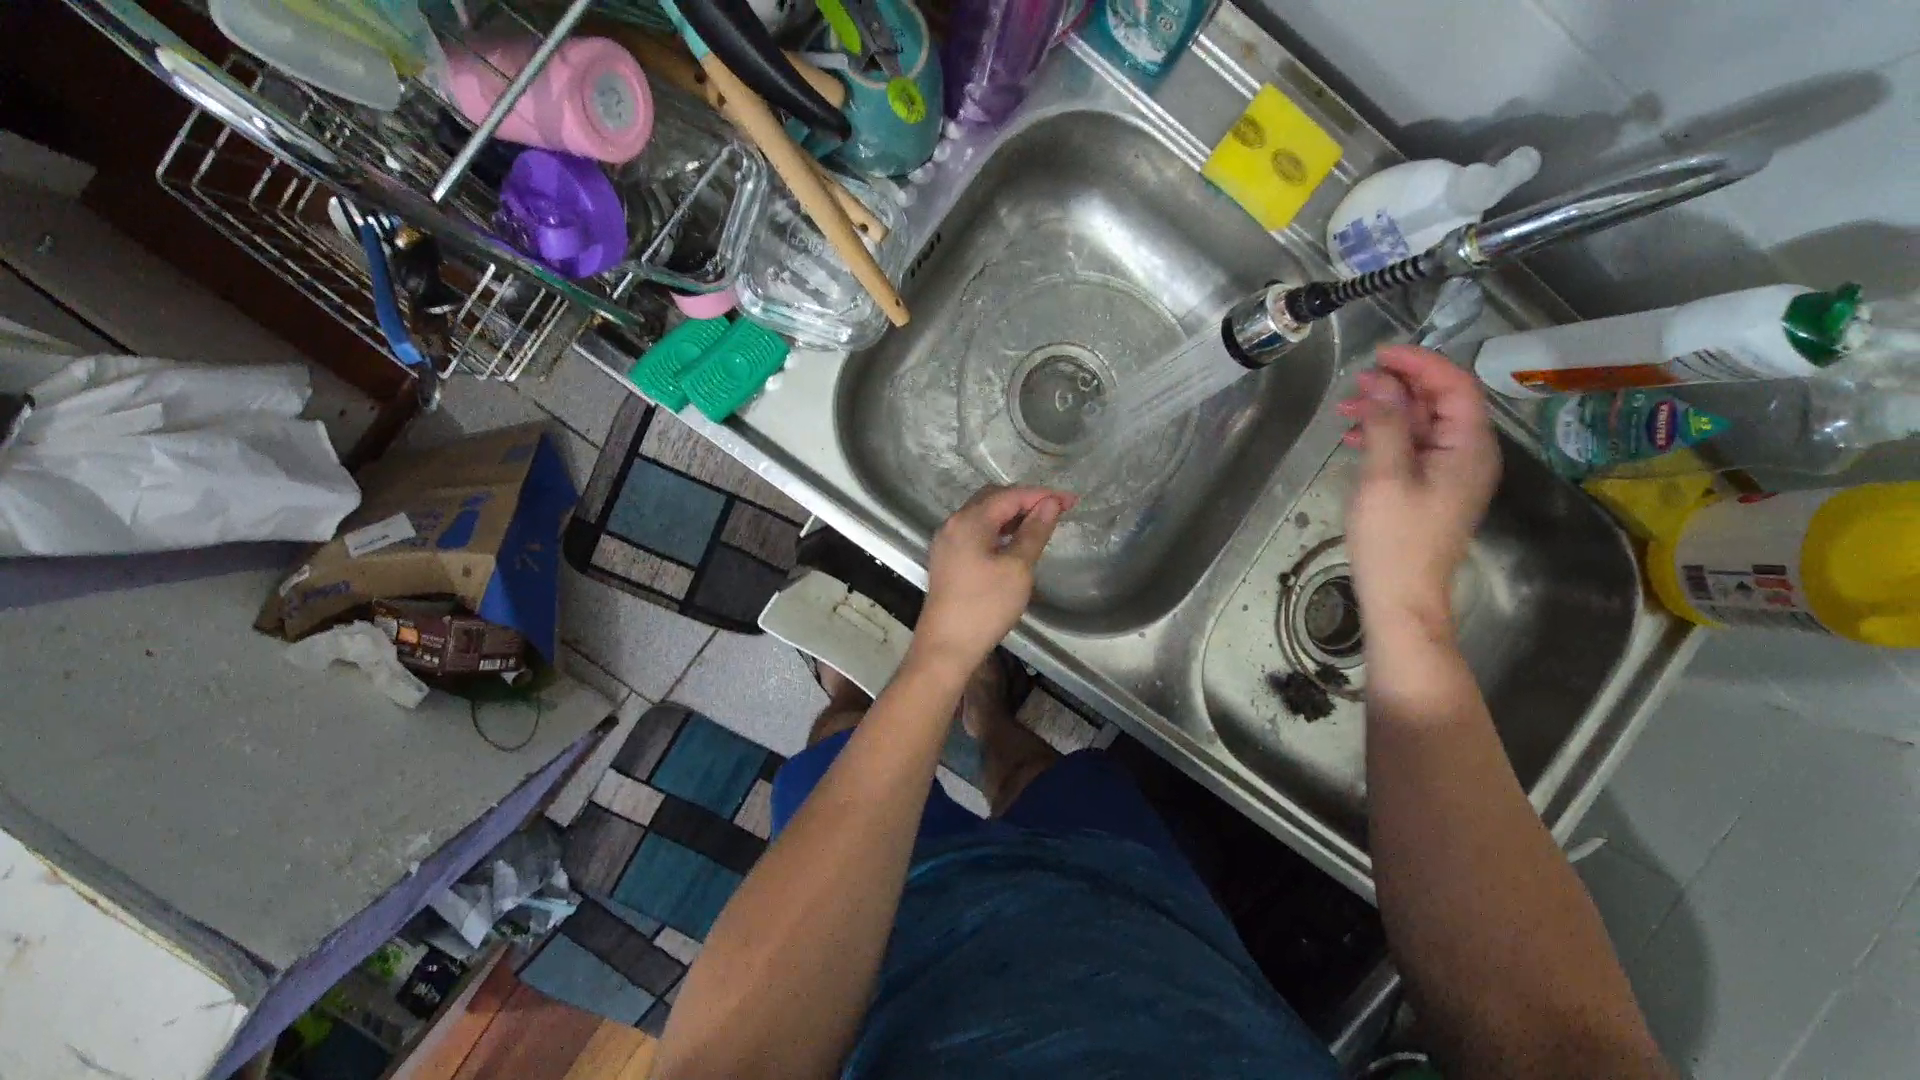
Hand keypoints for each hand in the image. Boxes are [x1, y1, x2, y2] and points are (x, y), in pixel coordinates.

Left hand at [910, 485, 1076, 674]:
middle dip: (1026, 500)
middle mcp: (953, 524)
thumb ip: (1034, 531)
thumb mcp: (1017, 568)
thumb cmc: (985, 607)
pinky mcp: (947, 559)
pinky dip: (998, 530)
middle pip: (993, 498)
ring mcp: (947, 542)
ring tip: (1041, 524)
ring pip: (983, 515)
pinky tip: (1015, 541)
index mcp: (969, 521)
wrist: (947, 646)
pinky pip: (976, 532)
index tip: (1071, 501)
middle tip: (1057, 510)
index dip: (1042, 495)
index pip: (1010, 495)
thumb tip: (1050, 504)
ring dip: (1012, 515)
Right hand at [1339, 345, 1499, 628]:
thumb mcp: (1385, 475)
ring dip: (1387, 411)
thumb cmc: (1395, 539)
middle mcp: (1470, 455)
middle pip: (1441, 402)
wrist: (1403, 598)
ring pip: (1424, 425)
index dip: (1419, 363)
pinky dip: (1387, 436)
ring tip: (1345, 410)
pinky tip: (1355, 440)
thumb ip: (1386, 423)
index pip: (1454, 385)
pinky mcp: (1433, 490)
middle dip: (1399, 386)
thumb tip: (1380, 382)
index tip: (1378, 354)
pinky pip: (1415, 448)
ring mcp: (1452, 475)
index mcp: (1470, 447)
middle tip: (1356, 382)